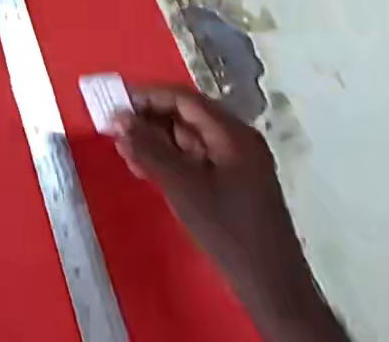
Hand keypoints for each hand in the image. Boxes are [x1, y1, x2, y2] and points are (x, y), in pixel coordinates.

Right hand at [112, 85, 347, 341]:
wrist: (273, 291)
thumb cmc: (228, 232)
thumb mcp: (182, 187)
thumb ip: (148, 148)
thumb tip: (118, 118)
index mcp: (234, 134)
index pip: (184, 100)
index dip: (147, 98)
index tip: (116, 104)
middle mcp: (237, 141)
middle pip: (185, 116)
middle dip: (148, 121)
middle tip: (115, 130)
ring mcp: (237, 163)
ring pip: (187, 138)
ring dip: (154, 142)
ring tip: (125, 151)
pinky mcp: (231, 184)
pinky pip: (193, 159)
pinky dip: (168, 160)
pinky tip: (144, 168)